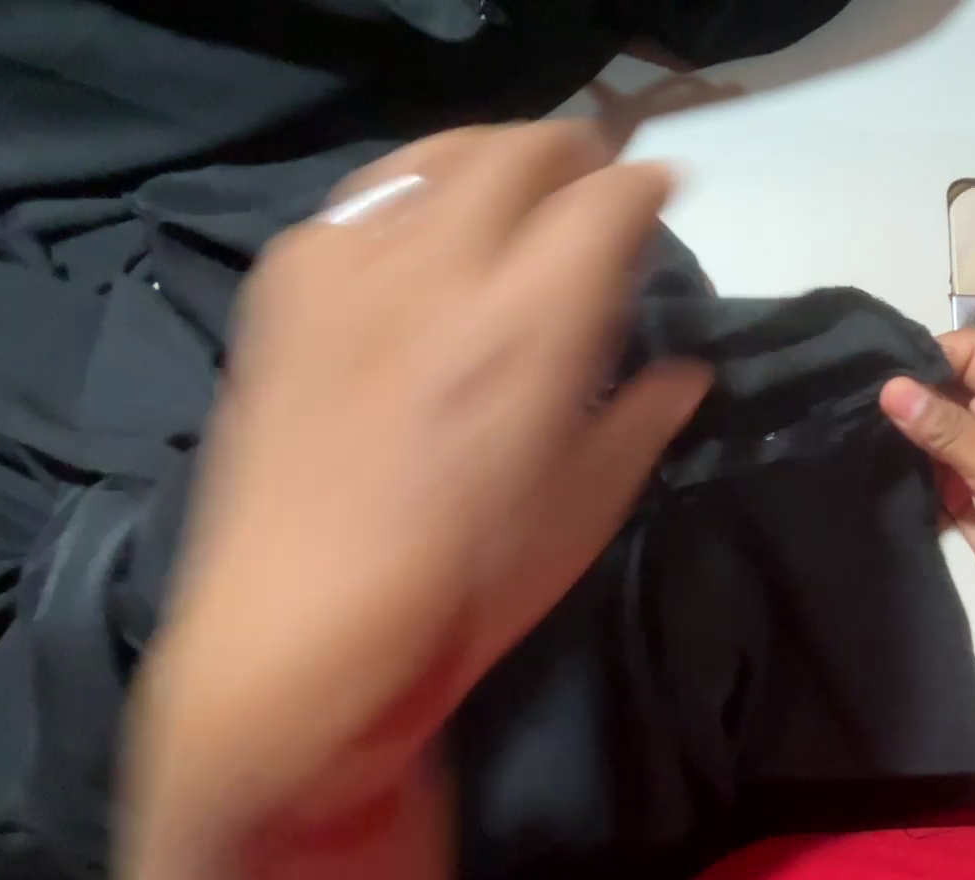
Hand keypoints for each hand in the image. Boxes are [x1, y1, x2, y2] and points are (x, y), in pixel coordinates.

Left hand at [96, 122, 709, 879]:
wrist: (307, 634)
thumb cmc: (476, 582)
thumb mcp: (592, 506)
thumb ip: (646, 417)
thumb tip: (686, 371)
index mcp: (533, 326)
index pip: (607, 204)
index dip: (648, 184)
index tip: (666, 190)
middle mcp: (443, 273)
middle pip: (519, 151)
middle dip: (575, 149)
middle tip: (602, 178)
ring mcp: (353, 274)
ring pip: (433, 156)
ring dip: (494, 154)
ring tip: (520, 185)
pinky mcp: (288, 296)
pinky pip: (360, 202)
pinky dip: (414, 194)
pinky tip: (427, 237)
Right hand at [878, 328, 974, 637]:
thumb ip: (947, 428)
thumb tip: (890, 388)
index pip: (972, 351)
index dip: (930, 353)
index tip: (880, 372)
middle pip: (946, 385)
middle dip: (906, 392)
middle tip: (850, 396)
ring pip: (931, 427)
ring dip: (899, 430)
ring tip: (848, 426)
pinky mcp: (961, 491)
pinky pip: (925, 465)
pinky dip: (901, 463)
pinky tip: (864, 459)